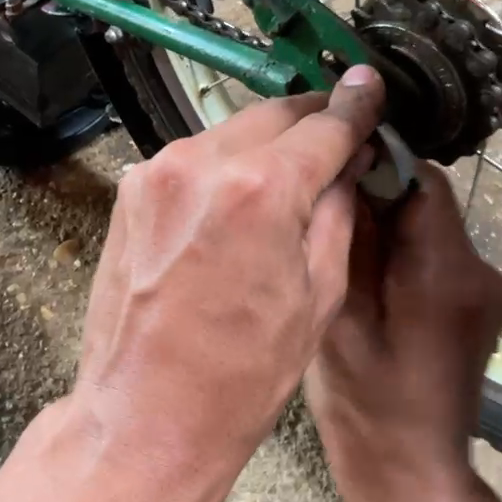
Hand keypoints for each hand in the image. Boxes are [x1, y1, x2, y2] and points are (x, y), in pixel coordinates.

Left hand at [68, 67, 386, 501]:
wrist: (145, 414)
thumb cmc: (242, 374)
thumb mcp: (317, 294)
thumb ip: (336, 209)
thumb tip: (348, 160)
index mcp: (260, 189)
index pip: (323, 125)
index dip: (355, 107)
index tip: (371, 87)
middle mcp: (200, 164)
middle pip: (271, 117)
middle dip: (309, 121)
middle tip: (338, 136)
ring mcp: (155, 175)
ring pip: (228, 134)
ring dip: (263, 146)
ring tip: (289, 177)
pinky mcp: (130, 194)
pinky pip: (190, 162)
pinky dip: (221, 169)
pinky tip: (236, 201)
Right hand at [304, 166, 501, 501]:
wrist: (413, 477)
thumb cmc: (366, 405)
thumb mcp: (339, 319)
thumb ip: (346, 244)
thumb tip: (340, 171)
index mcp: (446, 272)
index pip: (421, 179)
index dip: (373, 161)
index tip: (325, 165)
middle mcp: (482, 272)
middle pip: (424, 200)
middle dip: (372, 196)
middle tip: (317, 212)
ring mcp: (485, 290)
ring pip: (426, 226)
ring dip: (383, 226)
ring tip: (332, 247)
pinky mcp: (477, 305)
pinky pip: (432, 254)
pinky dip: (398, 252)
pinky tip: (361, 279)